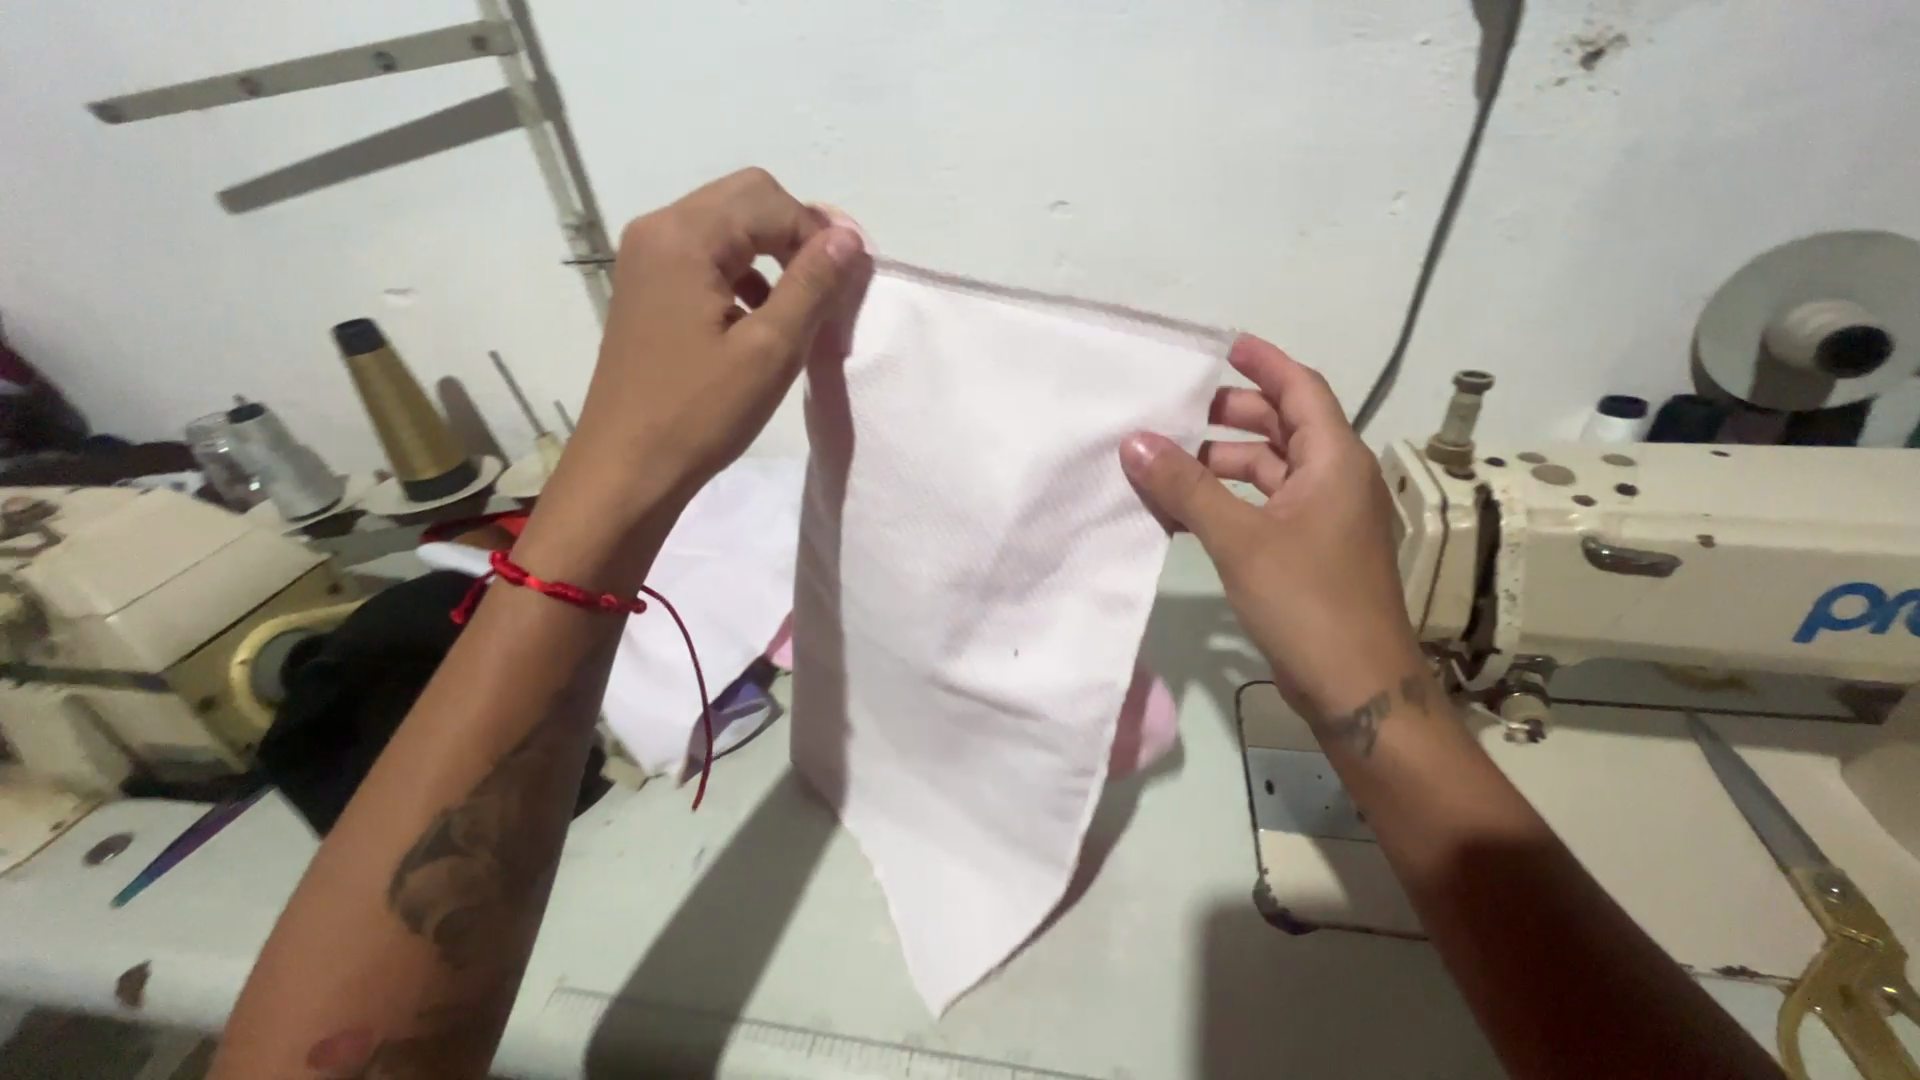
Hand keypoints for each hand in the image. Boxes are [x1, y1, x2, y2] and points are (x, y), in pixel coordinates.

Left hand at [519, 169, 869, 586]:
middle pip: (745, 200)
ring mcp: (647, 259)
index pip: (769, 200)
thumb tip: (849, 237)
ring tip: (802, 306)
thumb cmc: (700, 413)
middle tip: (830, 286)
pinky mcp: (647, 289)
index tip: (849, 283)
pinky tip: (761, 320)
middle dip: (796, 236)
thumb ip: (812, 285)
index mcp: (683, 236)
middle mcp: (658, 230)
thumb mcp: (770, 349)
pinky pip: (707, 259)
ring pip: (727, 228)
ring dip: (772, 255)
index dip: (818, 234)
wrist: (627, 469)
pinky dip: (744, 276)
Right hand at [1119, 336, 1421, 716]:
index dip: (1265, 364)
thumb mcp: (1239, 538)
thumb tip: (1135, 441)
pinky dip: (1227, 502)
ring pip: (1270, 472)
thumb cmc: (1307, 600)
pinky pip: (1263, 508)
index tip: (1223, 347)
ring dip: (1222, 462)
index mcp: (1334, 462)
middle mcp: (1335, 482)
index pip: (1302, 390)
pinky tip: (1183, 512)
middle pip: (1284, 428)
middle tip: (1177, 410)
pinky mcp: (1308, 554)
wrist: (1356, 686)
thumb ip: (1186, 487)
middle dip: (1233, 415)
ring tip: (1167, 462)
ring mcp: (1324, 520)